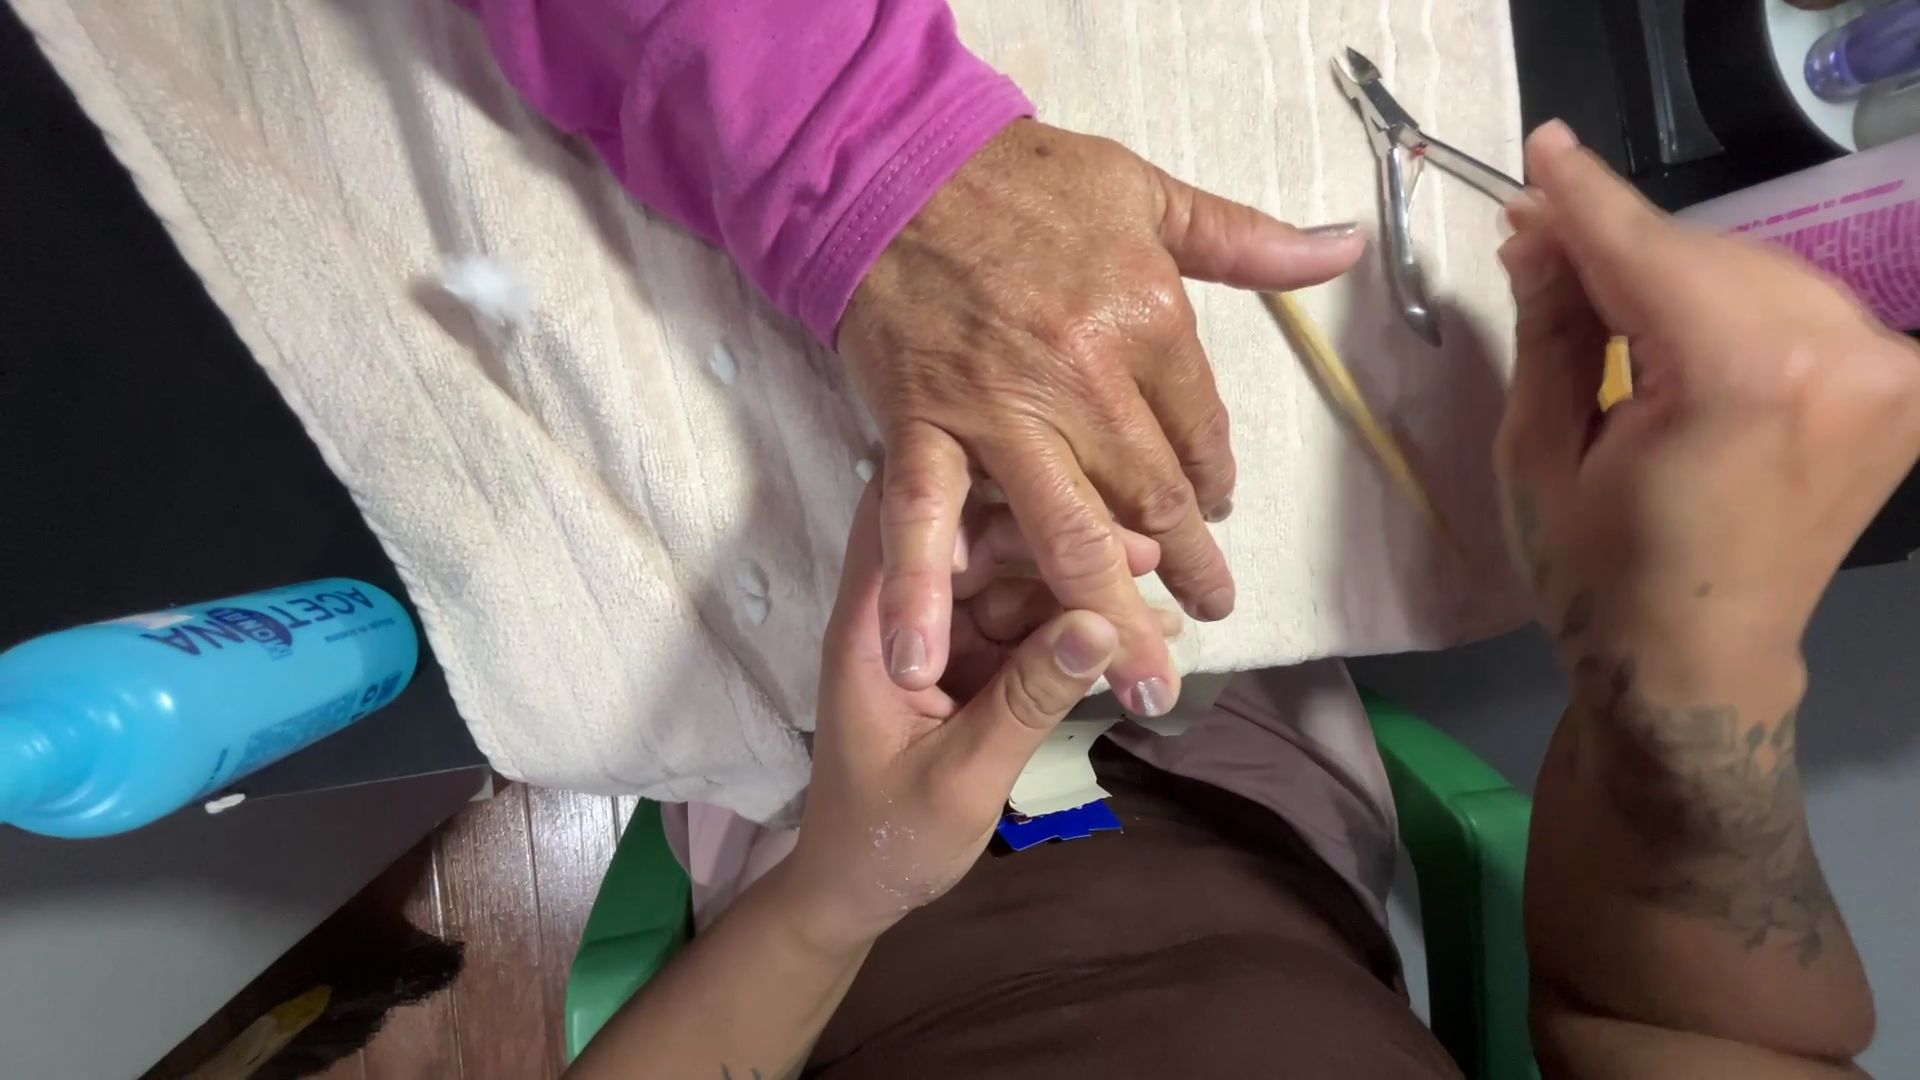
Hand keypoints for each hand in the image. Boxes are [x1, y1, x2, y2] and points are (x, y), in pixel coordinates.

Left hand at [773, 478, 1171, 950]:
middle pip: (978, 553)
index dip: (960, 479)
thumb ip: (1030, 698)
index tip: (1043, 462)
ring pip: (1013, 593)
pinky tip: (1132, 641)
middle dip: (1057, 551)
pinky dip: (1073, 640)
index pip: (897, 520)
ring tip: (1161, 601)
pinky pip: (1024, 637)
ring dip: (1080, 598)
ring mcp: (941, 641)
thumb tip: (1106, 622)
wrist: (862, 891)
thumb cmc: (888, 836)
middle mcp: (906, 619)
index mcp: (875, 629)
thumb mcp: (964, 774)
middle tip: (1147, 552)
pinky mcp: (968, 667)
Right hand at [839, 118, 1365, 716]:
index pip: (1199, 437)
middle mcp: (1081, 382)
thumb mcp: (1148, 193)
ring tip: (1136, 688)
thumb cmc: (1025, 183)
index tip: (1208, 521)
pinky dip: (918, 592)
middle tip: (1204, 630)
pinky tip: (918, 663)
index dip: (1210, 491)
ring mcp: (997, 415)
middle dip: (1182, 577)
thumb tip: (1341, 246)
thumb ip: (1244, 239)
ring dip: (1104, 620)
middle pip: (1150, 505)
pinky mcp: (922, 429)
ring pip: (1064, 534)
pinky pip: (923, 520)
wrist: (899, 169)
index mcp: (1144, 323)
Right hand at [1495, 121, 1919, 688]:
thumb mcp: (1538, 453)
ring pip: (1751, 275)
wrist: (1690, 656)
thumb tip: (1536, 246)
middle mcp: (1849, 355)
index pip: (1650, 255)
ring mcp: (1892, 371)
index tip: (1541, 146)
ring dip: (1660, 271)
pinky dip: (1713, 303)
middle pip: (1706, 255)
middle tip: (1528, 240)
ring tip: (1579, 288)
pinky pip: (1788, 311)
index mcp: (1742, 379)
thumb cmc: (1588, 567)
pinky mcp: (1898, 388)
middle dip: (1612, 241)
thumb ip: (1552, 337)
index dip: (1584, 199)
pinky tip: (1656, 322)